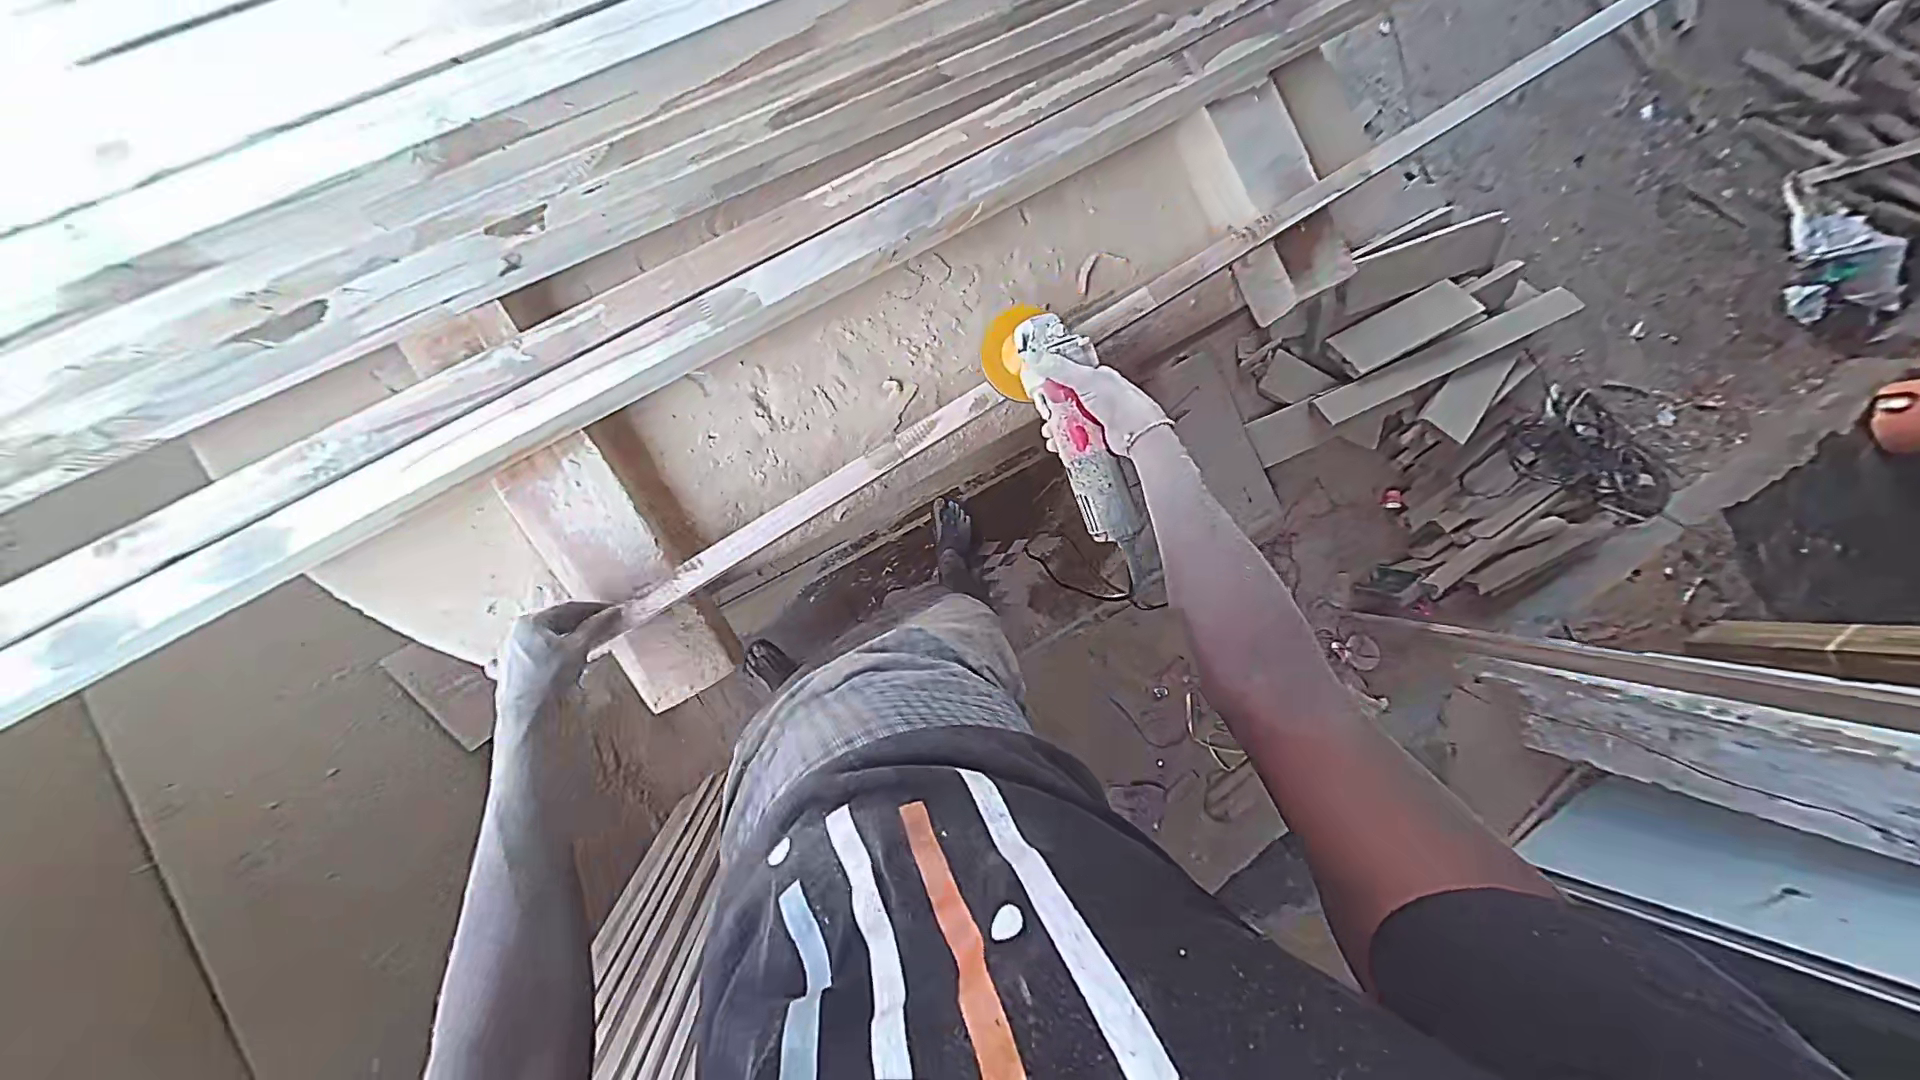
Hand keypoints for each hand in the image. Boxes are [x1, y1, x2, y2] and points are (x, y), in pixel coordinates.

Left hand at [491, 601, 625, 747]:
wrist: (527, 717)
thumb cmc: (550, 676)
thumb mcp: (579, 648)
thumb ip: (597, 626)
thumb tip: (617, 611)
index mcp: (529, 622)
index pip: (568, 608)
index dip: (594, 609)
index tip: (613, 611)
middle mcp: (515, 634)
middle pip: (556, 623)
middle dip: (581, 624)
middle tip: (604, 627)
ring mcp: (510, 653)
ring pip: (547, 640)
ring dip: (569, 640)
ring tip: (589, 644)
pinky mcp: (511, 672)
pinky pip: (538, 656)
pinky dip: (554, 655)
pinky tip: (561, 661)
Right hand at [1022, 348, 1172, 457]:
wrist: (1138, 434)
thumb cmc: (1120, 402)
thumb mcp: (1085, 379)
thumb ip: (1058, 368)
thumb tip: (1034, 354)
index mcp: (1096, 377)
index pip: (1066, 376)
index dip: (1051, 384)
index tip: (1040, 392)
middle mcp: (1096, 397)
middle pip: (1065, 402)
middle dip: (1051, 411)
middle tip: (1046, 416)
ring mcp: (1097, 417)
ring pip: (1068, 422)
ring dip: (1056, 429)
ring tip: (1051, 434)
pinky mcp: (1097, 437)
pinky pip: (1075, 439)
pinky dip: (1065, 443)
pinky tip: (1060, 445)